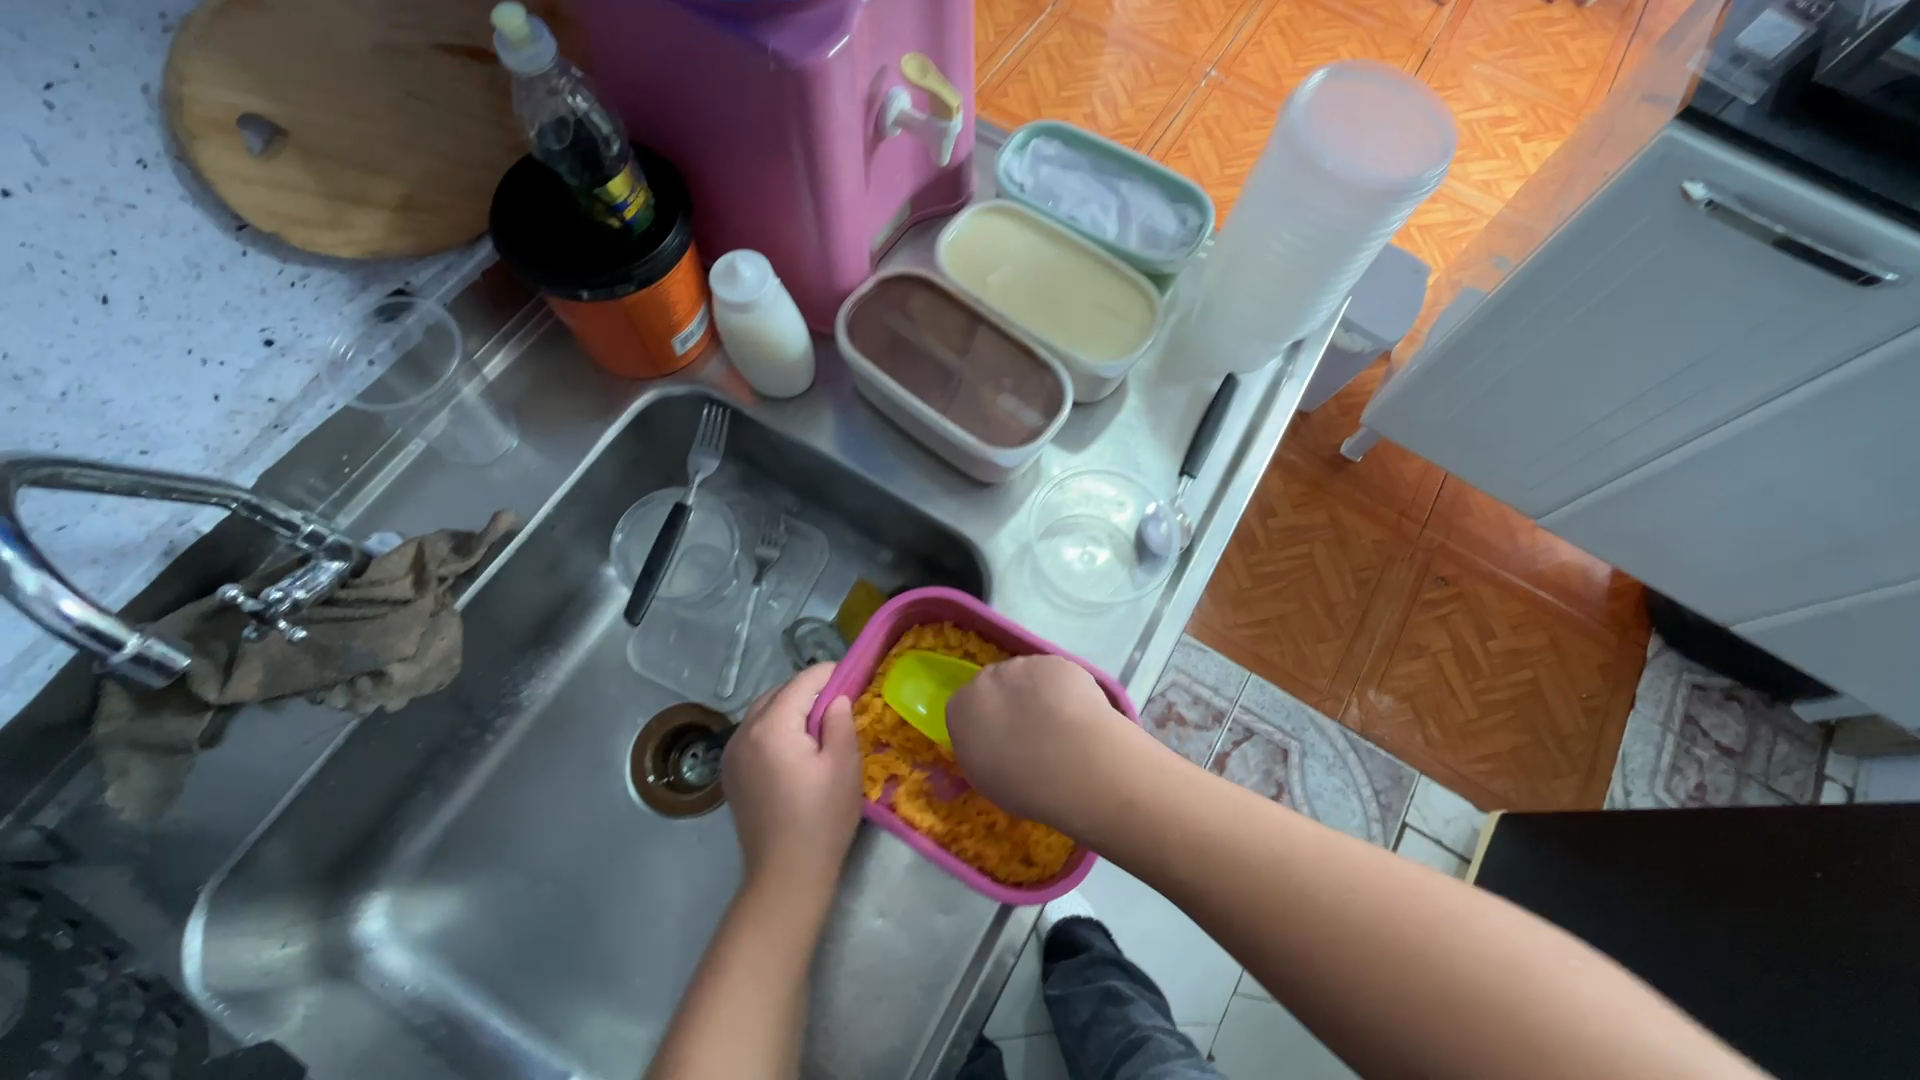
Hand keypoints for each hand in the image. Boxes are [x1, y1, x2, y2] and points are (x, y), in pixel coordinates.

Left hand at [723, 663, 862, 896]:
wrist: (785, 875)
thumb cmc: (822, 819)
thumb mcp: (844, 766)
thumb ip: (840, 722)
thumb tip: (836, 699)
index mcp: (772, 727)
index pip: (801, 683)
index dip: (828, 674)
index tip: (851, 675)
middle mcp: (743, 733)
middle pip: (777, 693)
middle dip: (806, 691)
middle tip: (838, 702)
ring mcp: (731, 754)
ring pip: (761, 712)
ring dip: (788, 709)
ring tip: (818, 725)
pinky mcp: (730, 774)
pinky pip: (752, 734)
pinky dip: (773, 729)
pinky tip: (794, 749)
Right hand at [945, 654, 1143, 831]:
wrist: (1072, 766)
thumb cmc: (1021, 785)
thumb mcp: (983, 777)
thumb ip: (980, 749)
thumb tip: (993, 742)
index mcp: (960, 706)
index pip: (967, 707)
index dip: (987, 723)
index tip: (1003, 741)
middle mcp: (986, 677)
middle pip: (997, 684)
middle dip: (1012, 702)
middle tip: (1034, 733)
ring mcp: (1024, 665)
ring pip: (1029, 676)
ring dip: (1039, 693)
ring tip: (1061, 725)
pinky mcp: (1057, 662)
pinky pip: (1058, 675)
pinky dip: (1066, 690)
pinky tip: (1078, 715)